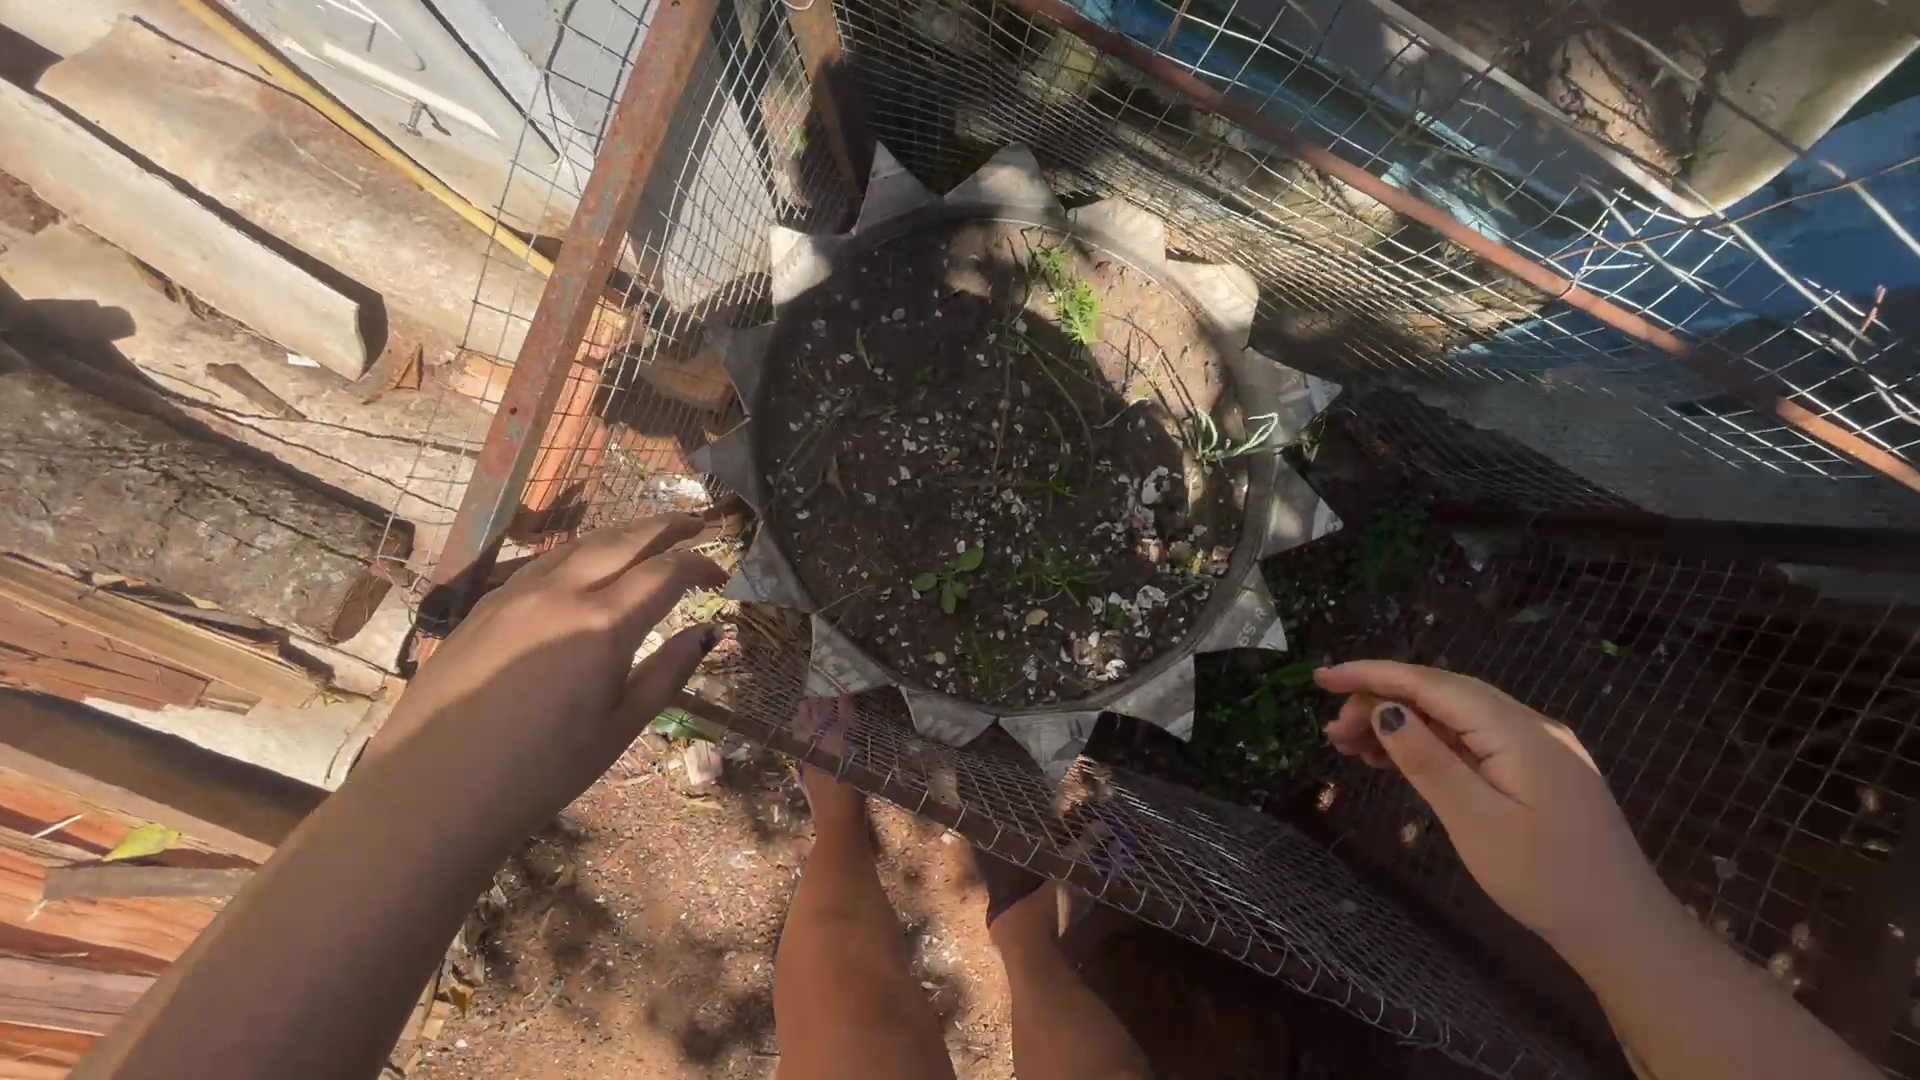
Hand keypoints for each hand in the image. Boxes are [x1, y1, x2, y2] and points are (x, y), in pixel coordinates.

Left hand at [380, 515, 725, 846]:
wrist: (434, 793)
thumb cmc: (543, 771)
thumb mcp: (622, 726)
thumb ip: (667, 670)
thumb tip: (705, 633)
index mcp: (602, 625)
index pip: (665, 573)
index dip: (700, 565)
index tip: (722, 574)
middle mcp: (561, 594)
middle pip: (623, 540)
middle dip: (666, 527)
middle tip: (697, 524)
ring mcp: (516, 595)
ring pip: (580, 544)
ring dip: (623, 534)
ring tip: (649, 536)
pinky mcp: (485, 607)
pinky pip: (545, 563)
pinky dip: (581, 553)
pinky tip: (587, 567)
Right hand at [1316, 661, 1670, 957]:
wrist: (1625, 933)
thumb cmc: (1546, 880)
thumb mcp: (1476, 821)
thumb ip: (1427, 760)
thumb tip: (1384, 709)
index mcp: (1518, 732)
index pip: (1431, 684)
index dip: (1372, 675)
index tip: (1322, 679)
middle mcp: (1528, 726)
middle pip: (1438, 694)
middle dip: (1378, 701)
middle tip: (1332, 733)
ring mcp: (1532, 746)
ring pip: (1449, 715)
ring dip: (1397, 723)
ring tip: (1350, 747)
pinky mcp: (1530, 768)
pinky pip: (1466, 738)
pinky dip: (1424, 742)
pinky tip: (1392, 759)